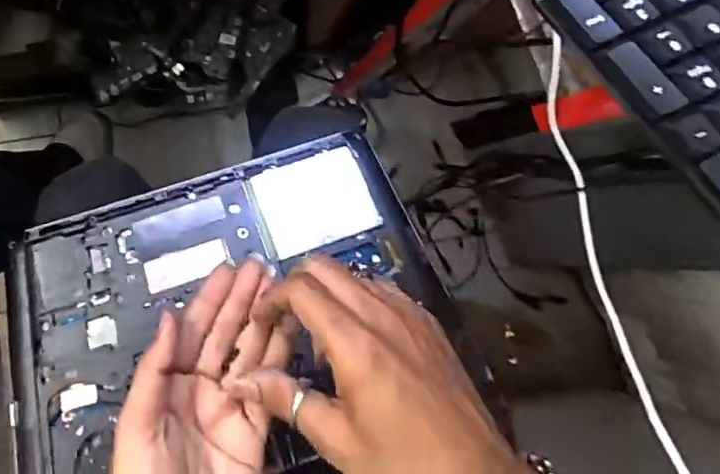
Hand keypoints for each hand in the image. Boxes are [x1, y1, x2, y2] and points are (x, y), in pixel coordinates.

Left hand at [114, 256, 292, 473]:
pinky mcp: (254, 429)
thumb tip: (168, 318)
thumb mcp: (137, 428)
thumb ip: (152, 371)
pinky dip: (280, 355)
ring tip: (277, 287)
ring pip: (250, 352)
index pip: (194, 331)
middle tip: (259, 268)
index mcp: (171, 385)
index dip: (211, 299)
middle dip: (241, 300)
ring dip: (263, 319)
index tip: (228, 270)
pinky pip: (269, 385)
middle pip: (225, 335)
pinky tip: (288, 329)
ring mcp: (230, 407)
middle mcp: (201, 389)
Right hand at [224, 257, 520, 473]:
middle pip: (324, 266)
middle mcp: (380, 311)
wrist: (475, 472)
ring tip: (319, 336)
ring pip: (352, 273)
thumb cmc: (403, 463)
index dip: (272, 297)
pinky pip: (381, 288)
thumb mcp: (339, 442)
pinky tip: (359, 338)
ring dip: (327, 290)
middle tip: (284, 322)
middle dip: (295, 285)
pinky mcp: (426, 318)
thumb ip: (288, 400)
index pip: (301, 287)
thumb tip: (244, 380)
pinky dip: (358, 298)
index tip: (261, 320)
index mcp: (355, 340)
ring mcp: (407, 310)